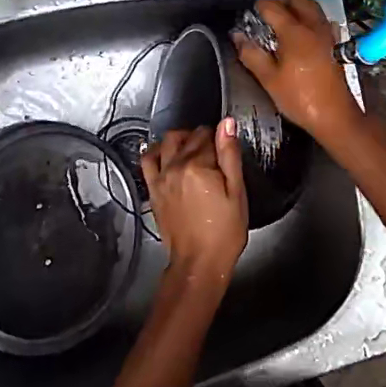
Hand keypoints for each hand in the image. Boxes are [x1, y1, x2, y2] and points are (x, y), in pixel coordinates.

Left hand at [140, 123, 248, 283]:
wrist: (199, 263)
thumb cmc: (224, 232)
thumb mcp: (236, 192)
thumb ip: (230, 154)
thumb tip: (227, 123)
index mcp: (198, 165)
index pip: (207, 135)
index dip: (220, 139)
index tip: (226, 151)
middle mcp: (175, 166)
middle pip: (187, 136)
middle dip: (201, 137)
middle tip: (214, 152)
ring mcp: (160, 177)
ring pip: (167, 142)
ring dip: (180, 139)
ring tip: (193, 151)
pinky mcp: (153, 189)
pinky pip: (148, 160)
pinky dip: (157, 151)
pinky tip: (168, 156)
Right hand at [232, 0, 366, 142]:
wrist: (335, 116)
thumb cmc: (300, 99)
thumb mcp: (268, 79)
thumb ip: (251, 54)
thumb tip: (238, 37)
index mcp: (294, 32)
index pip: (273, 5)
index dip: (260, 5)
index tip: (252, 11)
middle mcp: (313, 27)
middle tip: (268, 12)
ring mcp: (327, 34)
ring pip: (312, 7)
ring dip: (297, 7)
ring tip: (283, 21)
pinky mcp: (336, 44)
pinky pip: (322, 21)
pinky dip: (311, 20)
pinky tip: (303, 34)